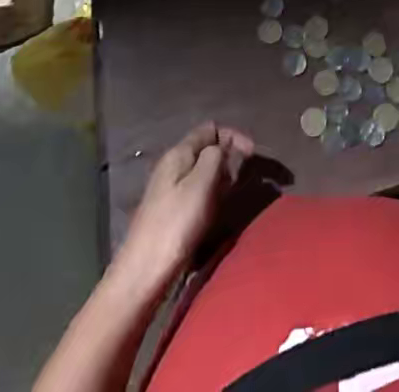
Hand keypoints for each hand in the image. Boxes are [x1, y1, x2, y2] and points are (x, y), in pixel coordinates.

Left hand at [113, 122, 254, 291]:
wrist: (145, 269)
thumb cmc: (176, 224)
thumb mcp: (200, 184)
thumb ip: (215, 157)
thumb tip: (223, 146)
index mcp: (178, 153)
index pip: (210, 129)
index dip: (233, 136)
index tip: (253, 155)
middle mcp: (172, 165)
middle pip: (207, 149)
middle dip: (229, 158)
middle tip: (240, 181)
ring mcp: (170, 187)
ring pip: (204, 171)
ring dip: (221, 178)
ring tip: (229, 197)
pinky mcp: (172, 209)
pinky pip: (198, 190)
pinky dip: (212, 194)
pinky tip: (215, 211)